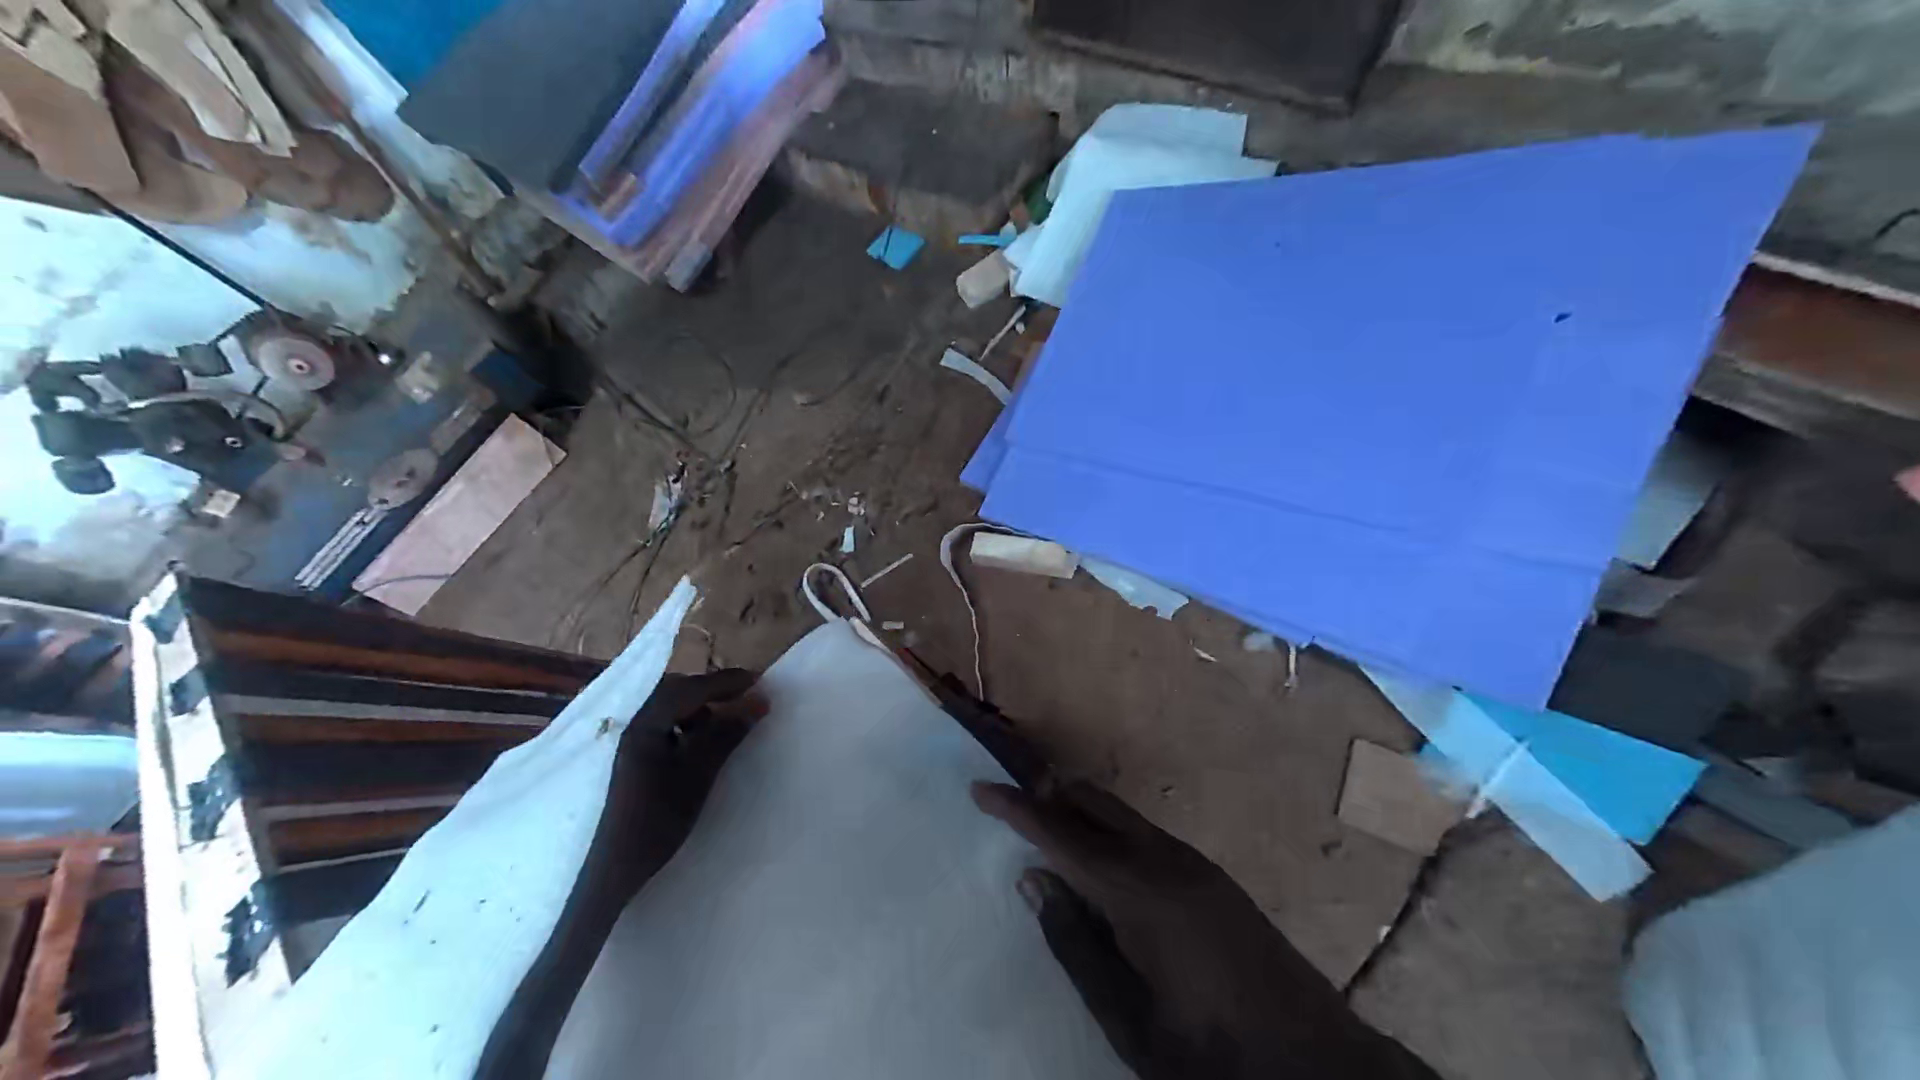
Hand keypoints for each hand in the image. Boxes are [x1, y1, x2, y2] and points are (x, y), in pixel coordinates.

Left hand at [607, 668, 766, 885]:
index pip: (689, 689)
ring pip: (667, 710)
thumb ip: (726, 734)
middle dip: (710, 691)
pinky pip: (661, 728)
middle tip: (743, 699)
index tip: (757, 681)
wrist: (613, 871)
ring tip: (723, 724)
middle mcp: (633, 726)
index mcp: (645, 725)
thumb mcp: (699, 775)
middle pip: (674, 693)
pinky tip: (698, 746)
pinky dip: (685, 727)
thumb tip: (758, 702)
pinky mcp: (631, 760)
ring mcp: (629, 744)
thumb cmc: (657, 819)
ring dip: (698, 709)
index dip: (725, 682)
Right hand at [973, 780, 1440, 1079]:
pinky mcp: (1212, 877)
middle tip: (1008, 806)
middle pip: (1093, 804)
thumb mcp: (1130, 1022)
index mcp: (1138, 892)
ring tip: (1046, 833)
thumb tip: (1034, 879)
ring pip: (1121, 816)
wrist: (1323, 1068)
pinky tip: (1101, 867)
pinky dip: (1109, 834)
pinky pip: (1145, 836)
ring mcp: (1194, 864)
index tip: (979, 788)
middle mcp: (1165, 860)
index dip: (1016, 810)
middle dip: (1048, 798)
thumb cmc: (1213, 1056)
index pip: (1061, 835)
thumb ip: (1075, 944)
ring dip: (1080, 815)